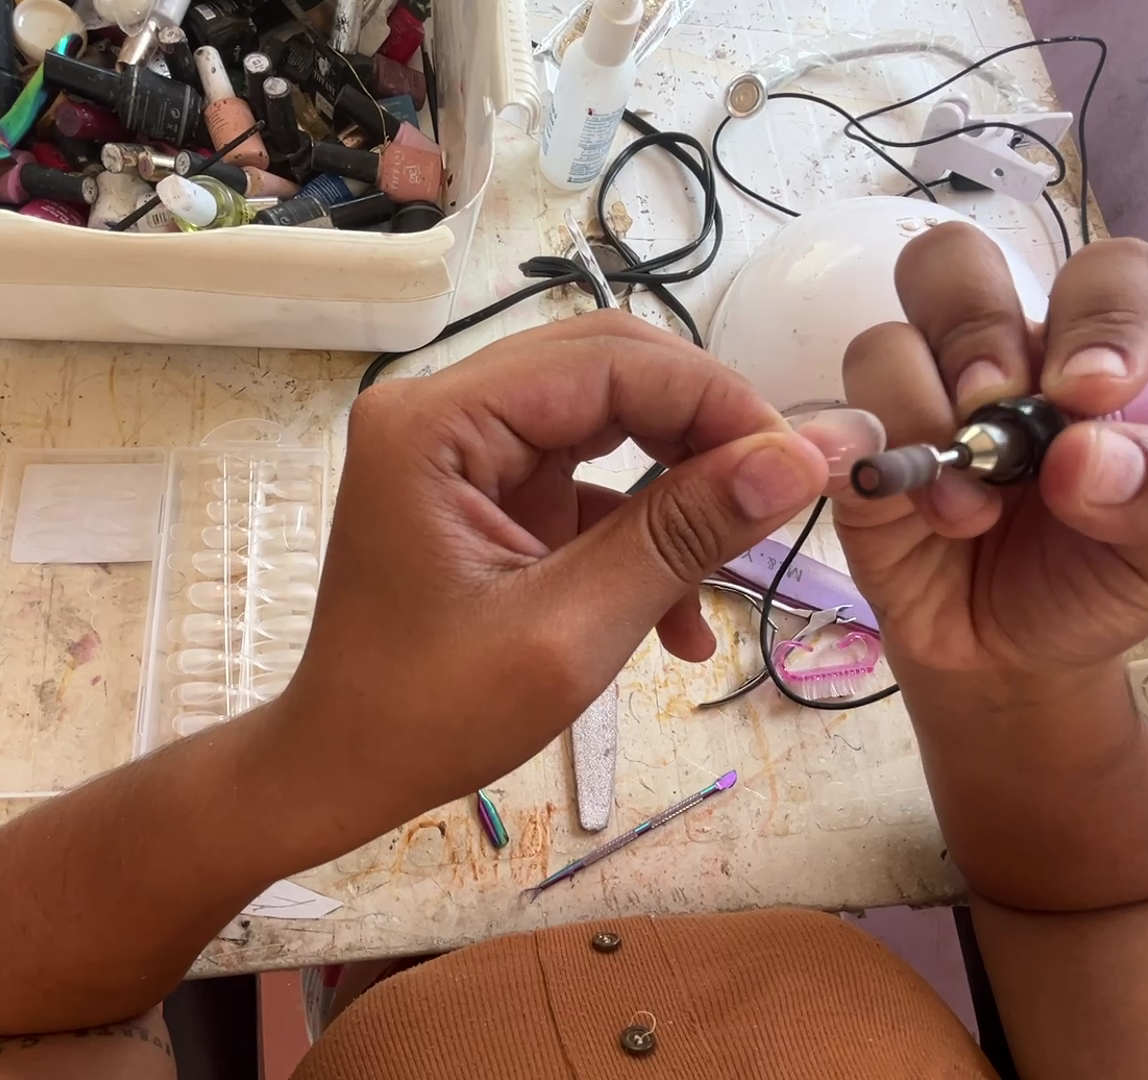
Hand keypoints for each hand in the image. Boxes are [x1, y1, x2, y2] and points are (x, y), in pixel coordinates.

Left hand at [274, 311, 831, 831]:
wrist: (346, 764)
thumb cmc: (433, 716)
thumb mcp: (569, 631)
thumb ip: (682, 534)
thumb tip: (800, 458)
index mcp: (435, 422)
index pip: (604, 360)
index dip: (713, 399)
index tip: (795, 464)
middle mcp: (439, 409)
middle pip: (603, 374)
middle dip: (698, 434)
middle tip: (771, 498)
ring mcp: (458, 447)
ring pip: (601, 424)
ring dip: (673, 490)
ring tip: (723, 571)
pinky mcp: (480, 488)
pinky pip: (577, 480)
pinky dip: (631, 532)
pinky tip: (672, 618)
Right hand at [835, 225, 1147, 699]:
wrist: (1001, 656)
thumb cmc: (1094, 585)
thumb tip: (1084, 452)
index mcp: (1084, 362)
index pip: (1100, 276)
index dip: (1096, 312)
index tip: (1091, 394)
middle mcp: (991, 366)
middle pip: (950, 263)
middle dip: (974, 328)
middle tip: (995, 404)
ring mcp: (911, 408)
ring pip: (881, 342)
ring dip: (920, 413)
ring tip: (963, 507)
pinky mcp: (855, 460)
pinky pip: (833, 424)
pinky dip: (863, 455)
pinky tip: (900, 505)